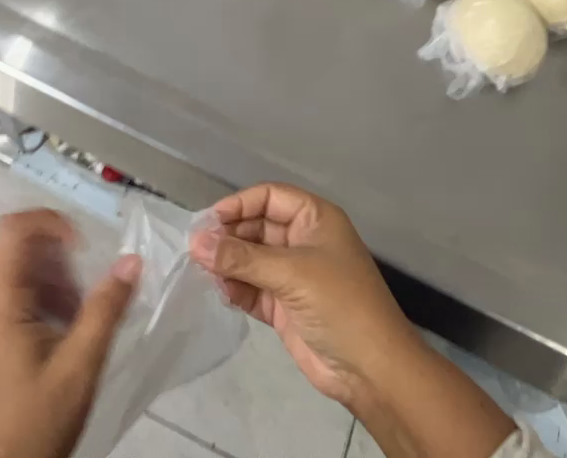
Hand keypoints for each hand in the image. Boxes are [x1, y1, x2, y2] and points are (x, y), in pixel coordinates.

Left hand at [0, 209, 141, 457]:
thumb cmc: (34, 423)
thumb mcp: (80, 365)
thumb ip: (106, 309)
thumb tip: (132, 262)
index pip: (9, 231)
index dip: (47, 222)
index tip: (81, 243)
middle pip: (13, 251)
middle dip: (57, 258)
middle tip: (86, 284)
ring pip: (14, 278)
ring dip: (54, 282)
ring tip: (82, 314)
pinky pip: (12, 304)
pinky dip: (43, 303)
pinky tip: (68, 335)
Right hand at [188, 183, 419, 406]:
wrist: (370, 369)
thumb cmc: (338, 303)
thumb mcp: (291, 273)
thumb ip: (241, 258)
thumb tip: (195, 242)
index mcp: (315, 219)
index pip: (270, 197)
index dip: (239, 204)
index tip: (208, 221)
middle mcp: (303, 241)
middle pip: (257, 227)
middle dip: (229, 237)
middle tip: (197, 250)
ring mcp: (294, 275)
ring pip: (251, 259)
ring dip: (229, 264)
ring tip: (205, 273)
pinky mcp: (284, 306)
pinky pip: (252, 288)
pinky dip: (236, 289)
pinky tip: (222, 292)